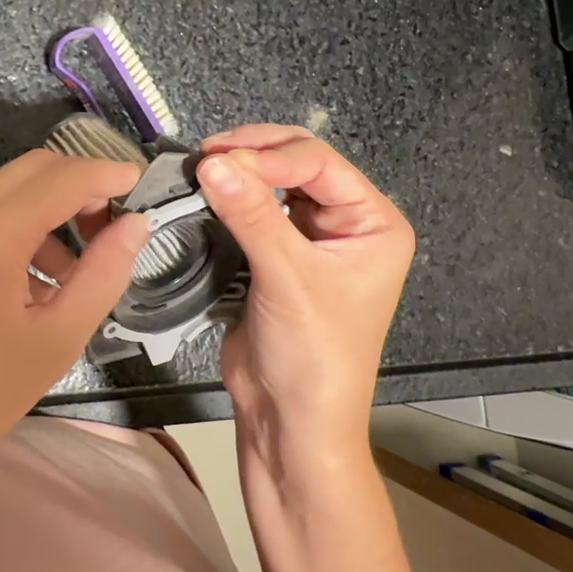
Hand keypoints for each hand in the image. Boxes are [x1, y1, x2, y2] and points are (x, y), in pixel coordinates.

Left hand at [0, 150, 149, 479]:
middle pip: (29, 170)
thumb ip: (103, 273)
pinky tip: (32, 284)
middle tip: (112, 225)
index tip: (140, 182)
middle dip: (77, 185)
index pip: (60, 179)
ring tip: (73, 274)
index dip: (106, 173)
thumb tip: (134, 225)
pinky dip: (15, 232)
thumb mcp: (58, 338)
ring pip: (4, 192)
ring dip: (46, 212)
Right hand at [195, 125, 414, 448]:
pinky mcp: (272, 254)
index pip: (318, 164)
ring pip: (271, 183)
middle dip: (252, 154)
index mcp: (372, 223)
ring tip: (200, 169)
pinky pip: (250, 210)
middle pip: (296, 164)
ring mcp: (307, 238)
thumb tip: (211, 163)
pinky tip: (204, 193)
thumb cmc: (314, 354)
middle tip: (205, 156)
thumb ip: (250, 215)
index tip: (218, 161)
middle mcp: (344, 223)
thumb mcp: (287, 278)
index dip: (269, 157)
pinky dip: (227, 197)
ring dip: (237, 172)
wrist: (290, 417)